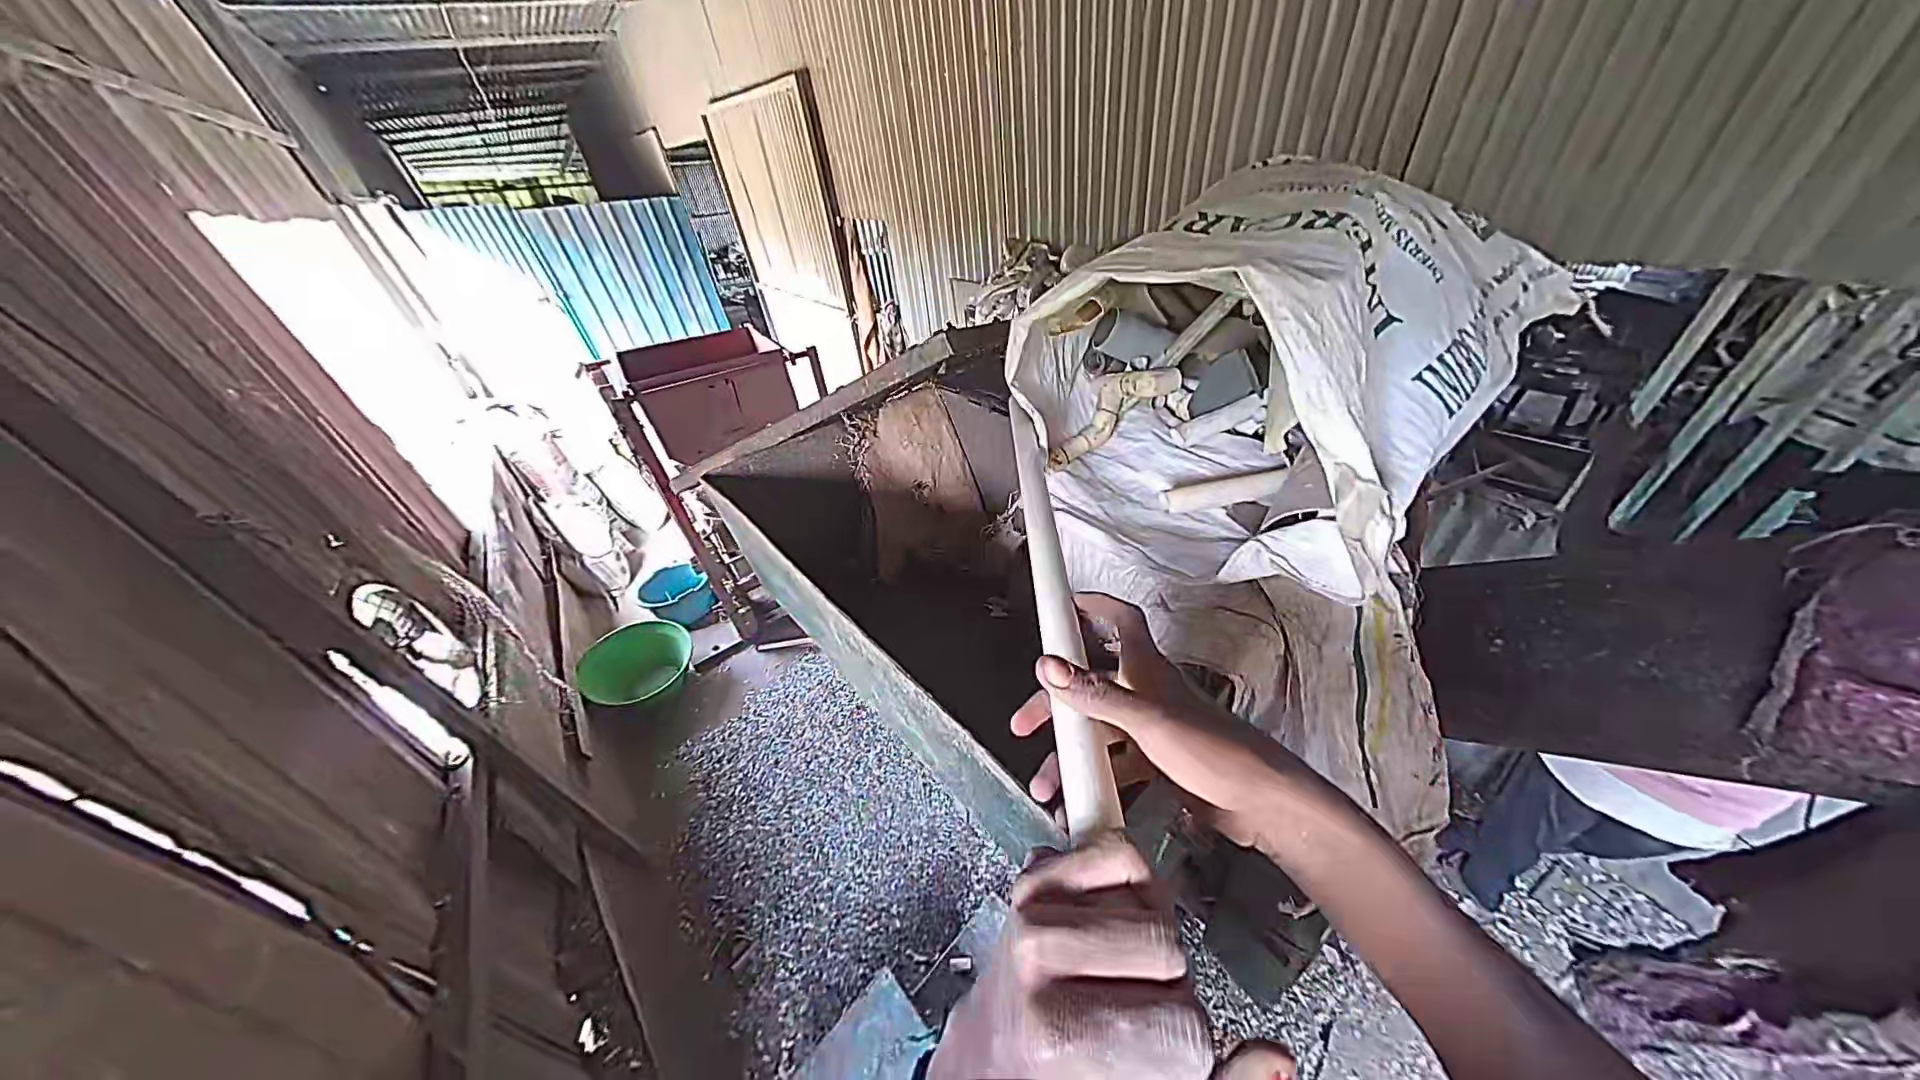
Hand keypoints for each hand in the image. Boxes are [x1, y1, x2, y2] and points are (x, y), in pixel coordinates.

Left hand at [927, 833, 1211, 1079]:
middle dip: (1169, 983)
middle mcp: (1039, 959)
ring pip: (1147, 898)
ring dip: (1149, 932)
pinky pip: (1113, 852)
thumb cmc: (1052, 1073)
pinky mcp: (1032, 877)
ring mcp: (1032, 909)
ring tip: (1122, 966)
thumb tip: (1272, 1060)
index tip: (1166, 1048)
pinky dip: (1128, 880)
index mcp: (1058, 1032)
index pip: (1184, 1023)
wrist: (989, 1056)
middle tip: (1140, 1002)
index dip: (1189, 1042)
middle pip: (1166, 949)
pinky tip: (1114, 919)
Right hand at [1013, 594, 1323, 855]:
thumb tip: (1049, 666)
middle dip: (1054, 703)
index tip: (1063, 604)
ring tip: (1047, 783)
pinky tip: (1076, 802)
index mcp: (1146, 669)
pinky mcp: (1154, 762)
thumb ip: (1095, 694)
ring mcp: (1148, 729)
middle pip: (1089, 684)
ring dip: (1068, 755)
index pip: (1120, 620)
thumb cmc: (1216, 751)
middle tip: (1025, 723)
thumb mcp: (1147, 719)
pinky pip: (1111, 766)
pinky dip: (1092, 781)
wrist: (1261, 804)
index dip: (1094, 606)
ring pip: (1095, 732)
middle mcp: (1145, 692)